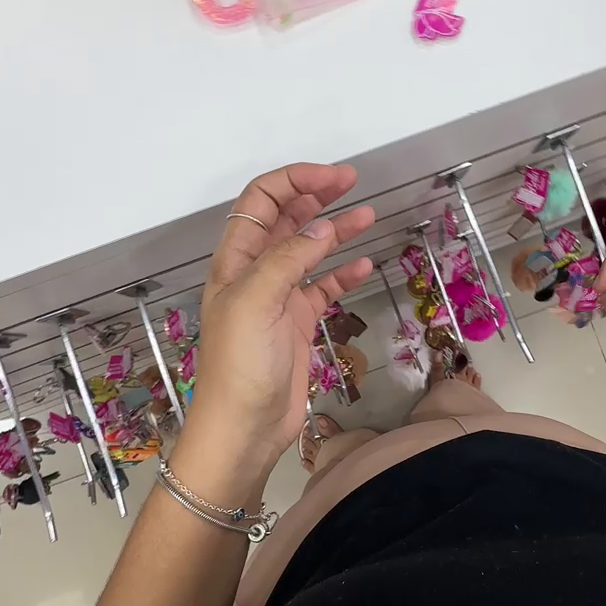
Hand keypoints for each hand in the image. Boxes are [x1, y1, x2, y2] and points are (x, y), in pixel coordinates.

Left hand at [182, 164, 375, 483]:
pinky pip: (324, 288)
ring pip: (310, 250)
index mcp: (236, 259)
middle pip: (286, 219)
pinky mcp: (298, 323)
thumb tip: (322, 227)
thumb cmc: (240, 365)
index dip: (295, 180)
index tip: (335, 178)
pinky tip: (363, 264)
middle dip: (316, 195)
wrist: (244, 428)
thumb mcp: (256, 302)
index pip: (261, 201)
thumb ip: (288, 259)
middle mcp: (256, 271)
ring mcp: (279, 297)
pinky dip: (343, 272)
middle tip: (353, 183)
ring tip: (369, 216)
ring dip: (336, 230)